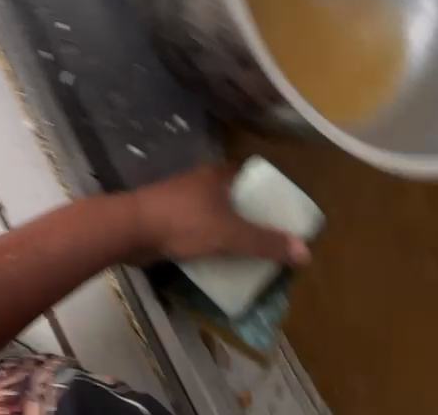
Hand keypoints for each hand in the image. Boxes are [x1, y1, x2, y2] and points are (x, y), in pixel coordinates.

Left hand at [125, 163, 310, 265]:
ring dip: (233, 233)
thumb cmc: (183, 222)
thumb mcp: (230, 234)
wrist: (131, 229)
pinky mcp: (171, 219)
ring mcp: (184, 200)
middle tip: (274, 243)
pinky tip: (223, 262)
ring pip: (218, 215)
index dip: (270, 195)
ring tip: (254, 256)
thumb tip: (306, 251)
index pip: (251, 178)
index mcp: (218, 175)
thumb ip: (265, 241)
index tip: (287, 216)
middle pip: (236, 198)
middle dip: (254, 219)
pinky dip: (214, 243)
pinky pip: (201, 230)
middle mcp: (202, 182)